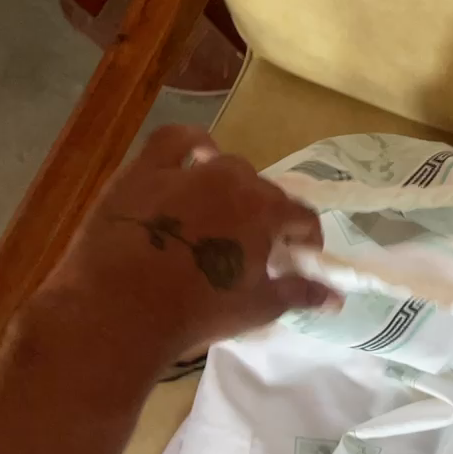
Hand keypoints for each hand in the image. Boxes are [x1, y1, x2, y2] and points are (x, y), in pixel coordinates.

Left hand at [21, 125, 334, 368]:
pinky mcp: (142, 174)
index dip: (306, 239)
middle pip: (266, 191)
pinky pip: (173, 141)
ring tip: (228, 210)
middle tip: (257, 246)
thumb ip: (301, 293)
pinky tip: (199, 154)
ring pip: (227, 166)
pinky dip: (192, 143)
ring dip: (237, 185)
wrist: (116, 312)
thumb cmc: (198, 312)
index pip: (303, 217)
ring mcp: (186, 173)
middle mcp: (233, 182)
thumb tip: (336, 299)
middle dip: (270, 215)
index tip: (297, 259)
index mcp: (266, 211)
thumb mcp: (259, 307)